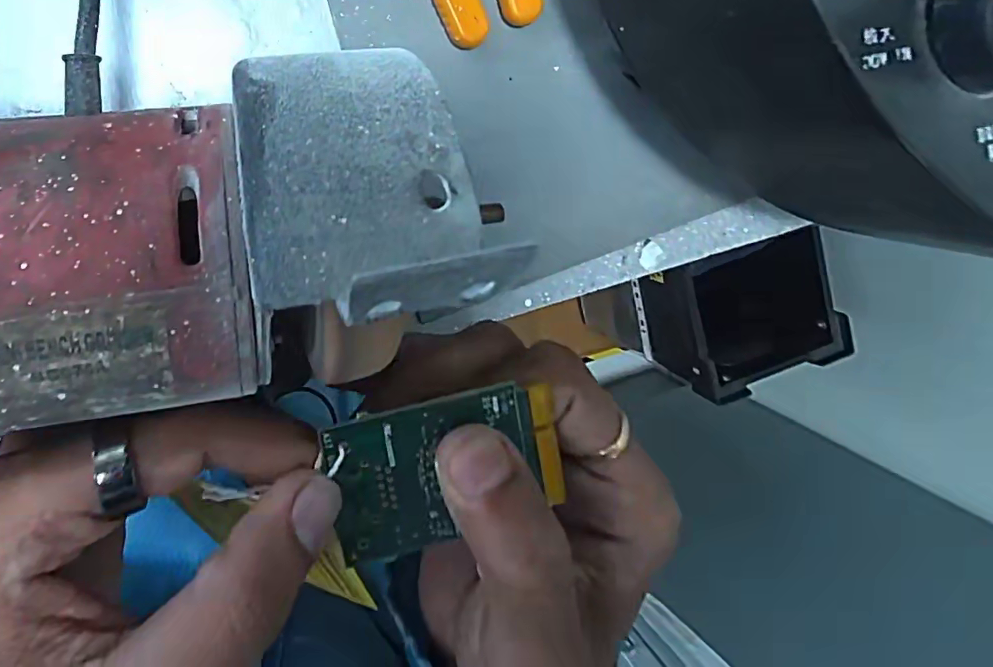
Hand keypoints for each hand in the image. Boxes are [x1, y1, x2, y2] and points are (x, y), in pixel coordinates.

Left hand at [0, 403, 339, 666]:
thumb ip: (241, 593)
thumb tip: (320, 488)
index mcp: (14, 507)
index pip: (153, 434)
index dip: (244, 437)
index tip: (313, 459)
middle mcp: (15, 467)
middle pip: (141, 408)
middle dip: (227, 417)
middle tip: (300, 446)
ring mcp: (31, 473)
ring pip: (138, 413)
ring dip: (210, 424)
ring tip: (273, 442)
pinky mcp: (56, 488)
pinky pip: (129, 438)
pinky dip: (187, 443)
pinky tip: (225, 448)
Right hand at [355, 324, 679, 666]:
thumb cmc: (527, 660)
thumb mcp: (534, 626)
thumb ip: (518, 546)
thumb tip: (468, 444)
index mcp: (620, 482)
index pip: (570, 390)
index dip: (505, 392)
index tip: (440, 423)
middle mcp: (575, 440)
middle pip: (515, 361)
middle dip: (449, 377)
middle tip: (390, 412)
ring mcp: (522, 427)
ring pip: (473, 357)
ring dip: (418, 374)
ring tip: (375, 412)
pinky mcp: (476, 428)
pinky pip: (440, 378)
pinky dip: (401, 381)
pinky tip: (372, 407)